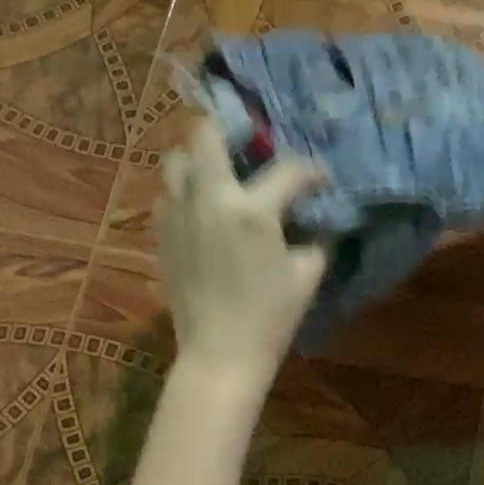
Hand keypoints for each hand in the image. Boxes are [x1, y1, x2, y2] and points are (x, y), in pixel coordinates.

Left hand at [157, 118, 328, 377]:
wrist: (219, 354)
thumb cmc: (270, 319)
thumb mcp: (307, 276)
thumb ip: (317, 238)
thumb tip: (320, 217)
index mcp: (252, 211)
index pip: (288, 170)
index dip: (311, 171)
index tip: (321, 179)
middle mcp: (209, 199)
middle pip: (208, 133)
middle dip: (232, 130)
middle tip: (251, 145)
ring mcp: (178, 213)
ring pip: (178, 159)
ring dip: (202, 160)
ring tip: (223, 177)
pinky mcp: (162, 233)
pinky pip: (168, 194)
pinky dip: (187, 193)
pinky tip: (206, 212)